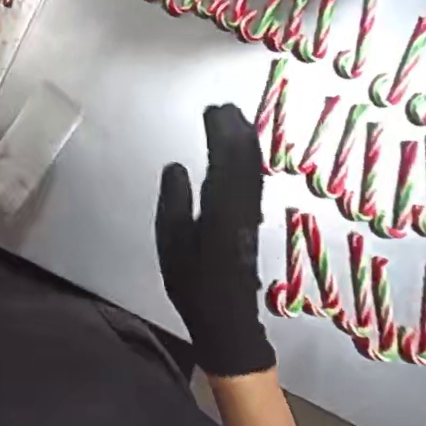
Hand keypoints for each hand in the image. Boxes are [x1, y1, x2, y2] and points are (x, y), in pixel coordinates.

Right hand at [154, 104, 273, 376]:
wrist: (227, 318)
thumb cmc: (192, 282)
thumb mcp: (171, 243)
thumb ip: (174, 201)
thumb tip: (176, 166)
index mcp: (220, 208)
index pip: (224, 160)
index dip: (221, 132)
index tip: (212, 110)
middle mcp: (242, 205)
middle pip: (245, 159)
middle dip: (237, 130)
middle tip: (225, 107)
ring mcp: (251, 213)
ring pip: (253, 168)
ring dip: (246, 142)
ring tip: (235, 121)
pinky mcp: (252, 220)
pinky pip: (253, 180)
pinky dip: (249, 160)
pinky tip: (242, 153)